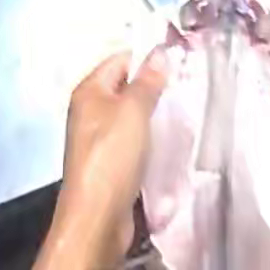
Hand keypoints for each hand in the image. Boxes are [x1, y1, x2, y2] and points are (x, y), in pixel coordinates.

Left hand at [33, 51, 168, 269]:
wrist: (97, 218)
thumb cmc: (112, 154)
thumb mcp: (134, 110)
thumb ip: (148, 80)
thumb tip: (159, 52)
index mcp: (88, 90)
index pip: (120, 60)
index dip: (145, 59)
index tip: (175, 64)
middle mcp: (89, 110)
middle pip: (124, 87)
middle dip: (151, 88)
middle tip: (181, 90)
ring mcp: (97, 138)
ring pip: (129, 116)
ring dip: (151, 116)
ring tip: (177, 115)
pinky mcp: (107, 163)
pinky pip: (130, 140)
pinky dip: (146, 139)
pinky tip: (165, 143)